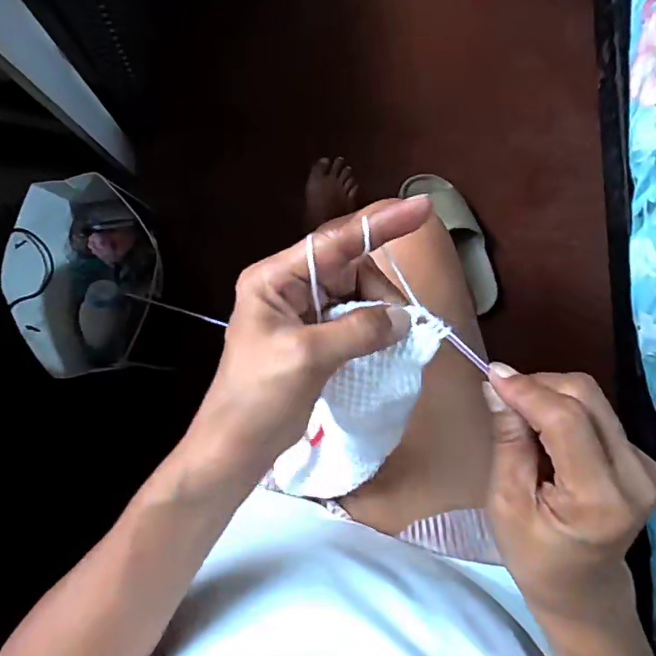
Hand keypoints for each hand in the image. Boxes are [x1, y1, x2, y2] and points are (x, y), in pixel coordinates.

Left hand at [178, 195, 432, 479]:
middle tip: (404, 320)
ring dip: (379, 311)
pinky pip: (350, 319)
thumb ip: (358, 329)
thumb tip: (404, 318)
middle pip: (348, 266)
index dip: (378, 224)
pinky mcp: (311, 338)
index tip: (422, 208)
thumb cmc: (258, 397)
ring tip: (392, 338)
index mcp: (273, 279)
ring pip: (353, 293)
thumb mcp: (307, 357)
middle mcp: (285, 287)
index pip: (333, 242)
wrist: (234, 446)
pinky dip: (371, 327)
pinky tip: (385, 341)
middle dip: (380, 288)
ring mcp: (299, 313)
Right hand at [484, 367, 655, 633]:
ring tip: (520, 416)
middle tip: (502, 395)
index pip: (567, 421)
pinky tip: (545, 432)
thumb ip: (508, 443)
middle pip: (586, 398)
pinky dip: (564, 408)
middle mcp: (635, 476)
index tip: (492, 374)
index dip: (528, 390)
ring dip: (551, 394)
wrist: (583, 590)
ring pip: (594, 399)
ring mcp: (646, 466)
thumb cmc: (534, 554)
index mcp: (600, 498)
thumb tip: (496, 387)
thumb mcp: (506, 504)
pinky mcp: (643, 459)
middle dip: (539, 385)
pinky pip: (599, 413)